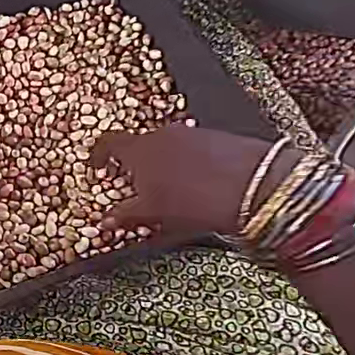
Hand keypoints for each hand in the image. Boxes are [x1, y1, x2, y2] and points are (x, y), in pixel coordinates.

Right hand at [93, 125, 296, 243]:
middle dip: (134, 165)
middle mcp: (162, 134)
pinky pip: (192, 149)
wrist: (258, 186)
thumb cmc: (193, 199)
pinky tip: (198, 186)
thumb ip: (126, 214)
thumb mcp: (154, 213)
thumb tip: (105, 221)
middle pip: (139, 145)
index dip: (99, 155)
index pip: (108, 143)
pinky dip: (187, 164)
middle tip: (135, 188)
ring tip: (169, 191)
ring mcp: (192, 133)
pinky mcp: (219, 137)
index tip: (96, 168)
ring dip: (163, 165)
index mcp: (139, 149)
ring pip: (168, 147)